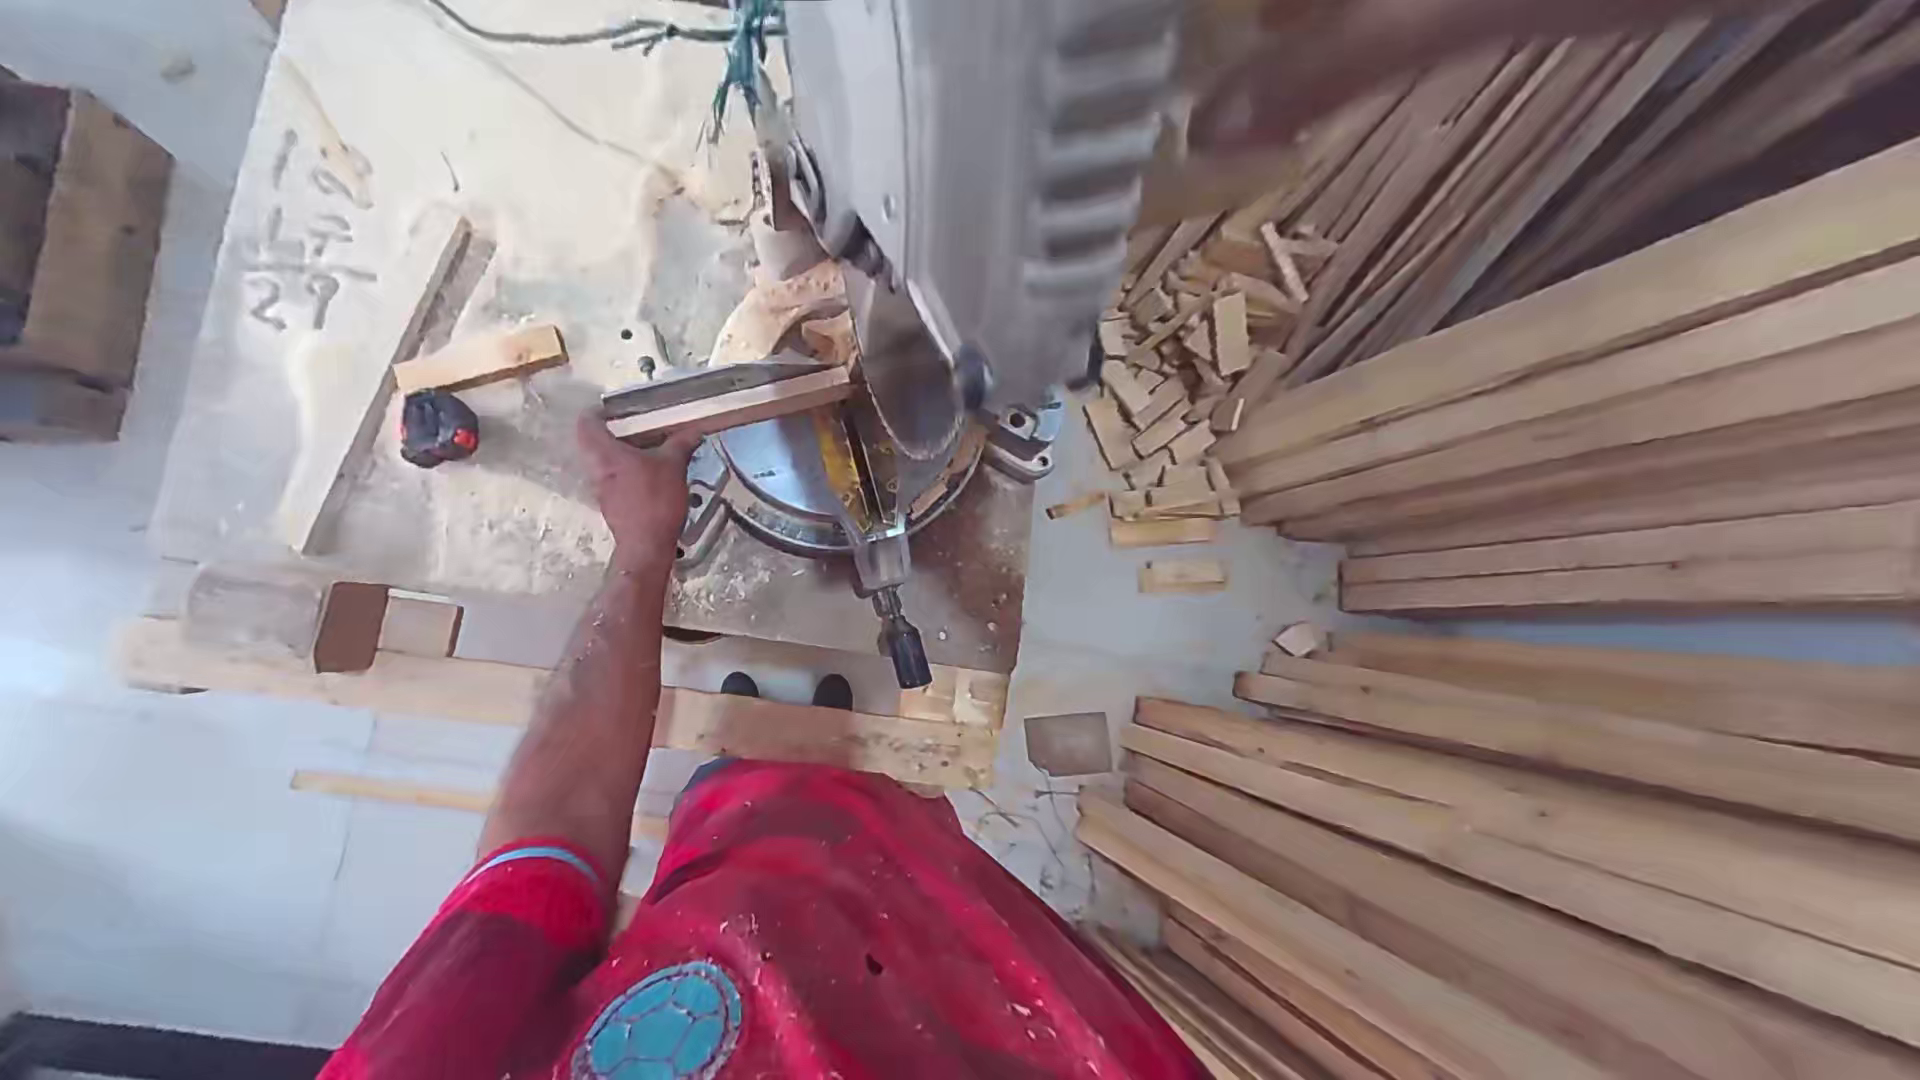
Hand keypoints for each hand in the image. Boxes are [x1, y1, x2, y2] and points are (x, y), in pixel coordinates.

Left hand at [576, 412, 700, 569]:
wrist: (647, 544)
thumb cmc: (655, 499)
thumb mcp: (673, 466)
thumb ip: (681, 445)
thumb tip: (693, 430)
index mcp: (604, 453)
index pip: (587, 422)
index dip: (597, 411)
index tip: (615, 408)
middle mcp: (596, 468)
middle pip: (594, 442)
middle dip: (613, 433)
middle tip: (636, 428)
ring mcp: (602, 489)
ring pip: (605, 462)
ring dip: (622, 455)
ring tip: (649, 451)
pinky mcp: (612, 504)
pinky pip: (615, 480)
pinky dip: (629, 473)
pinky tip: (651, 476)